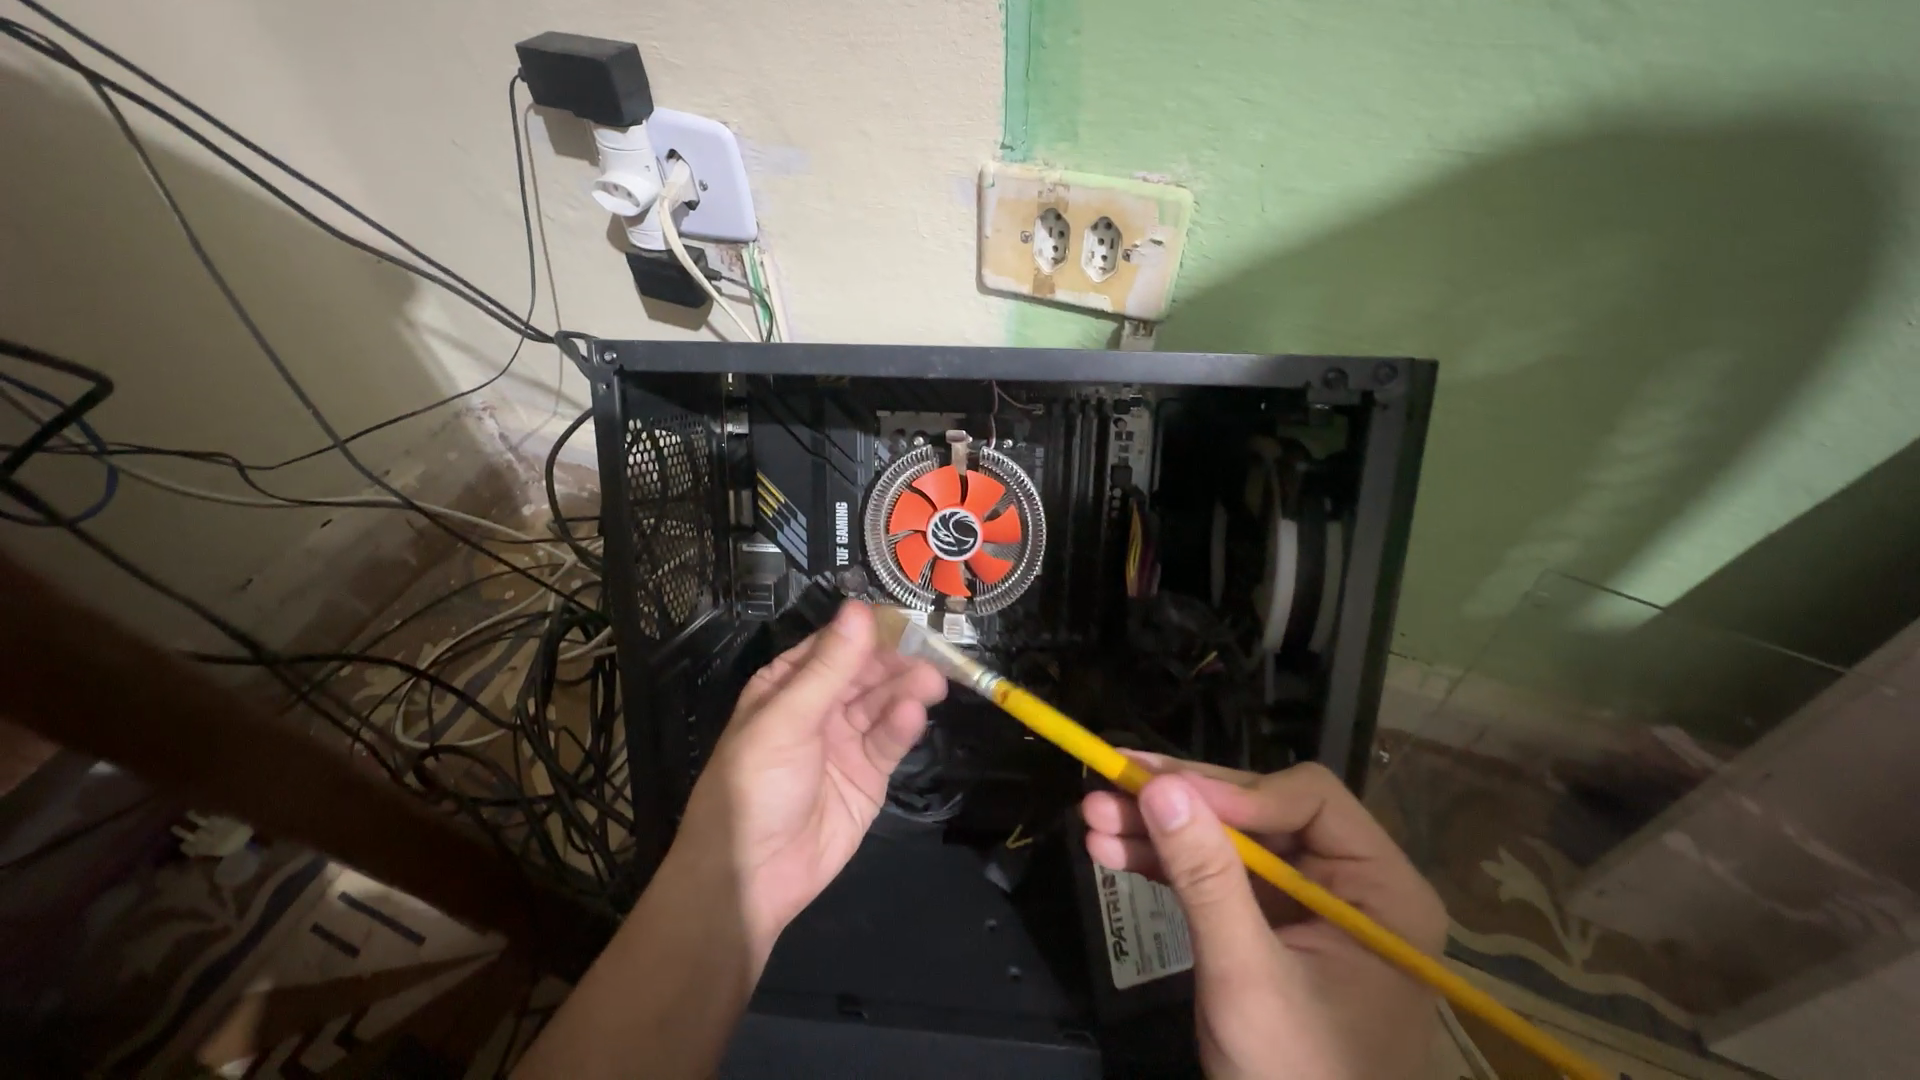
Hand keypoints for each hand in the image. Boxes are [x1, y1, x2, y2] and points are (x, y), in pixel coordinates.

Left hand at [673, 600, 946, 952]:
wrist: (751, 876)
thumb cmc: (753, 787)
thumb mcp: (786, 720)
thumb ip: (829, 667)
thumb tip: (860, 609)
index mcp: (786, 686)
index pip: (833, 647)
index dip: (866, 633)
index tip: (903, 618)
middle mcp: (818, 708)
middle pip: (865, 674)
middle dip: (894, 664)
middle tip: (929, 656)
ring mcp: (845, 742)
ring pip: (882, 705)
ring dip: (905, 691)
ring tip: (931, 683)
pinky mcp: (869, 776)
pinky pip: (889, 742)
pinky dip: (902, 727)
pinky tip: (914, 715)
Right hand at [1081, 756, 1446, 1079]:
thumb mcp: (1247, 978)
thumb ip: (1206, 878)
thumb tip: (1160, 785)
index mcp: (1381, 890)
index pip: (1308, 799)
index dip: (1233, 791)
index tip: (1161, 791)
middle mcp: (1348, 883)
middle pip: (1258, 811)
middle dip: (1180, 802)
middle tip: (1110, 780)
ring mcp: (1304, 905)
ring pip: (1226, 838)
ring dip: (1159, 829)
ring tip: (1093, 814)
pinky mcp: (1267, 925)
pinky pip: (1214, 875)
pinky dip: (1164, 863)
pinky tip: (1111, 851)